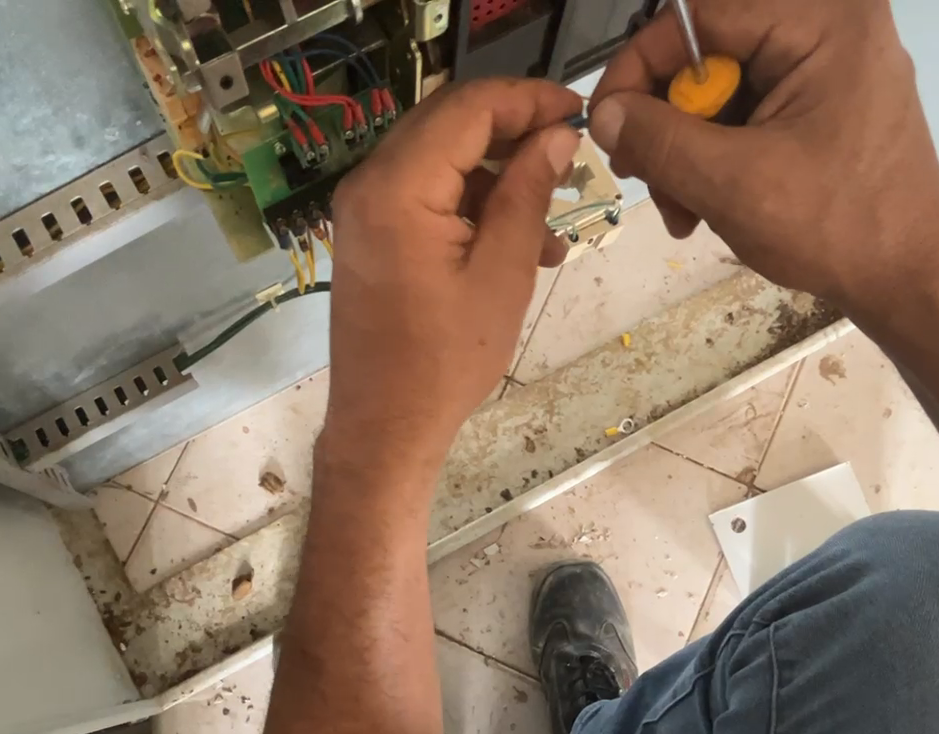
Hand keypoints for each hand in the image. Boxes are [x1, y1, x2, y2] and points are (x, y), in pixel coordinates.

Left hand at [323, 78, 584, 483]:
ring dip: (495, 186)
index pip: (468, 107)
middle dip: (513, 139)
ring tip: (549, 235)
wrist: (385, 427)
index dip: (528, 101)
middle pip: (449, 128)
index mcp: (397, 188)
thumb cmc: (446, 363)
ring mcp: (362, 214)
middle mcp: (368, 186)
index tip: (576, 116)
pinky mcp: (368, 240)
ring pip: (439, 166)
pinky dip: (467, 214)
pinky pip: (422, 202)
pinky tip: (513, 249)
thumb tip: (555, 137)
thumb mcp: (501, 276)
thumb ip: (527, 194)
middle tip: (566, 163)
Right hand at [589, 0, 938, 310]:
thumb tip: (601, 114)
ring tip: (681, 213)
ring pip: (715, 94)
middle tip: (644, 180)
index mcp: (820, 21)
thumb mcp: (733, 183)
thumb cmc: (831, 225)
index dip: (638, 64)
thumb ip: (660, 141)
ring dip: (681, 155)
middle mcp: (824, 26)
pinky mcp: (815, 106)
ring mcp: (821, 68)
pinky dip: (710, 163)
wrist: (903, 274)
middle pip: (704, 56)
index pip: (698, 13)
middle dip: (664, 124)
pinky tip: (703, 209)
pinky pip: (740, 119)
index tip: (605, 123)